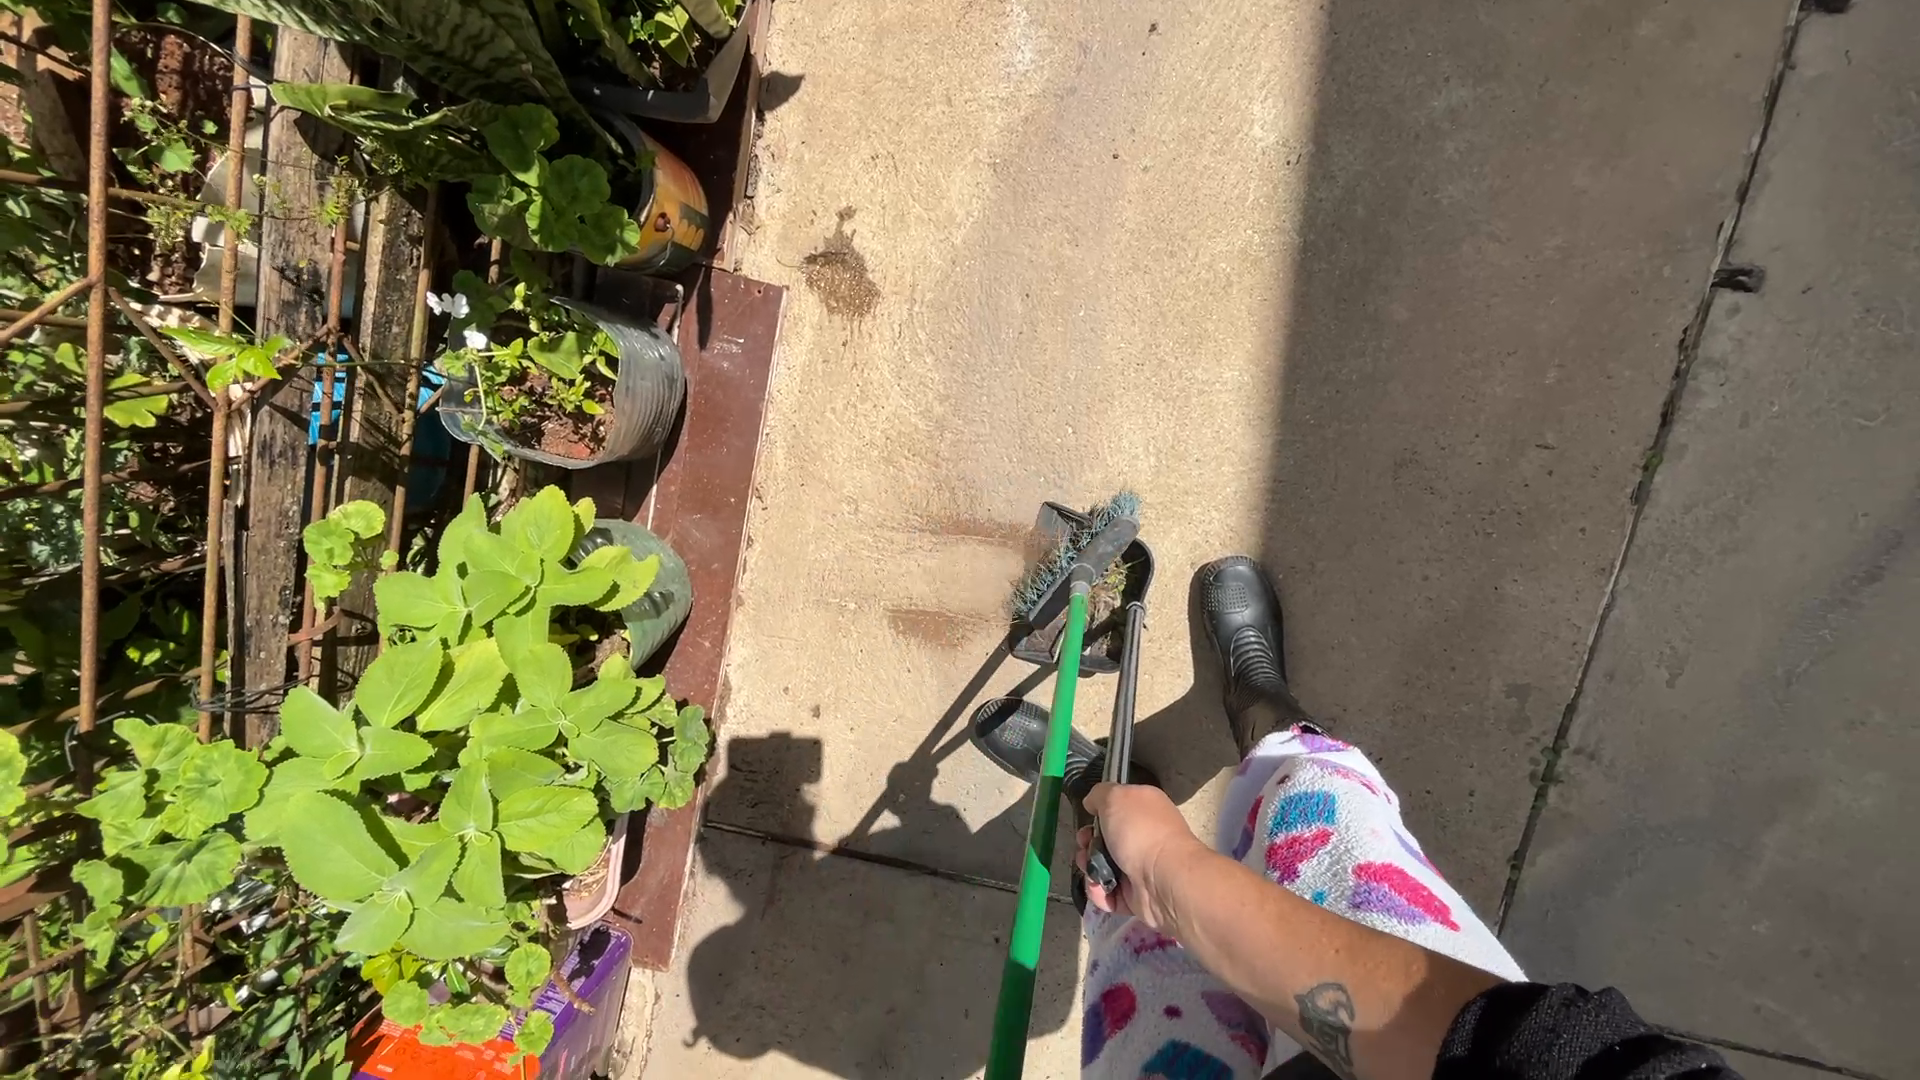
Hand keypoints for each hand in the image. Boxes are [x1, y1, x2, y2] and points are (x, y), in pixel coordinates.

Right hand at [1074, 782, 1207, 930]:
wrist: (1164, 879)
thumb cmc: (1140, 831)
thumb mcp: (1115, 797)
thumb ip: (1099, 794)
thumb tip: (1092, 804)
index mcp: (1144, 809)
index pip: (1116, 807)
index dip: (1098, 812)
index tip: (1088, 817)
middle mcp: (1143, 836)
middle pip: (1104, 838)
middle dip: (1087, 843)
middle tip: (1084, 846)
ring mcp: (1139, 868)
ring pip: (1102, 866)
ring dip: (1090, 868)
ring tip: (1090, 871)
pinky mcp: (1135, 895)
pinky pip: (1108, 892)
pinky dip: (1100, 892)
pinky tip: (1100, 888)